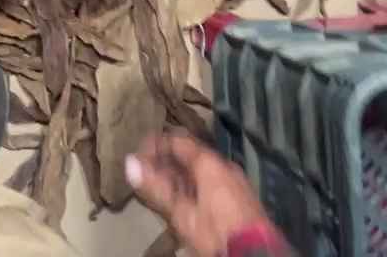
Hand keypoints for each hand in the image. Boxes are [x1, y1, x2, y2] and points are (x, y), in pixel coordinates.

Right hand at [126, 130, 270, 256]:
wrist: (257, 256)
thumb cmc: (215, 230)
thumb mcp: (181, 212)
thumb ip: (155, 187)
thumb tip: (129, 163)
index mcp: (207, 161)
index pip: (175, 140)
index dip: (154, 146)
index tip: (138, 157)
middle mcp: (222, 164)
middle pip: (188, 154)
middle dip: (166, 163)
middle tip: (147, 175)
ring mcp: (234, 180)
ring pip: (200, 169)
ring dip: (179, 176)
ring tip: (163, 190)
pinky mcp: (240, 197)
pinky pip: (211, 181)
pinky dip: (194, 185)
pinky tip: (186, 201)